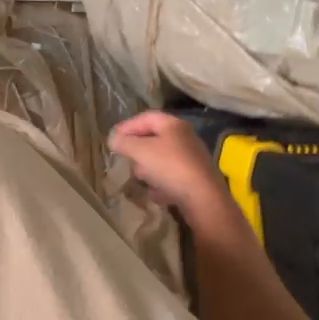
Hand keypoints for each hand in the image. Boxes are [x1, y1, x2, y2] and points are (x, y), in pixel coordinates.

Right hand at [108, 111, 236, 223]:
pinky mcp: (198, 181)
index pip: (146, 118)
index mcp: (173, 125)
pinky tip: (155, 194)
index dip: (128, 126)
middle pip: (156, 138)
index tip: (114, 138)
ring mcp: (194, 160)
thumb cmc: (170, 168)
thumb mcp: (140, 151)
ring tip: (139, 177)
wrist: (205, 201)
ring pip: (165, 159)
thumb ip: (124, 142)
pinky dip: (162, 183)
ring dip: (150, 167)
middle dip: (138, 148)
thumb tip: (113, 139)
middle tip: (126, 157)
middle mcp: (186, 138)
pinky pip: (174, 177)